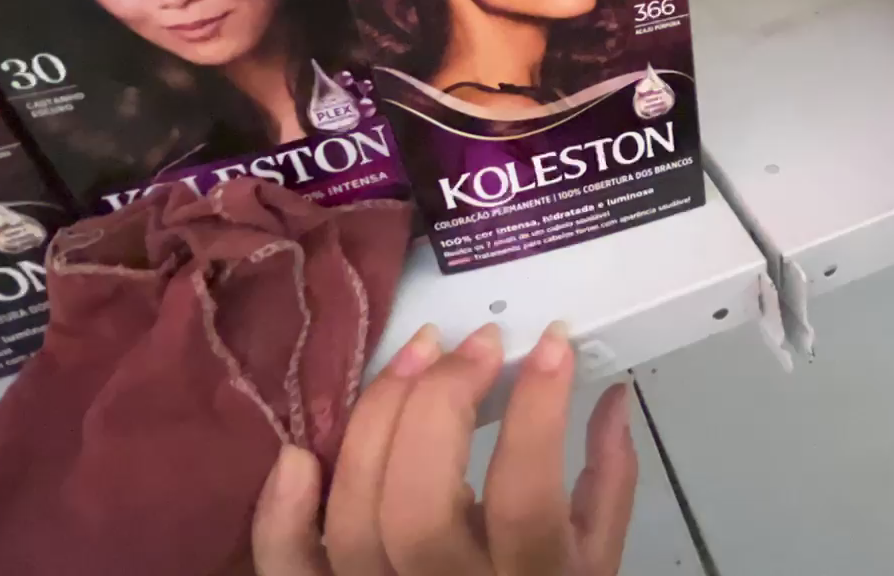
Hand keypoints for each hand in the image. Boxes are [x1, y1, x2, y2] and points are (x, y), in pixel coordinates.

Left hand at [251, 322, 638, 575]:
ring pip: (354, 515)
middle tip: (478, 343)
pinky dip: (281, 515)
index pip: (526, 494)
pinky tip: (299, 453)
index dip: (537, 410)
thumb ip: (610, 477)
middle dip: (443, 400)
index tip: (552, 341)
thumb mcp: (599, 558)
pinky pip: (288, 572)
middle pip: (418, 502)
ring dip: (378, 416)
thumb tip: (612, 393)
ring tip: (421, 350)